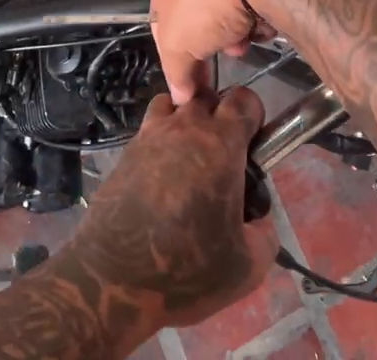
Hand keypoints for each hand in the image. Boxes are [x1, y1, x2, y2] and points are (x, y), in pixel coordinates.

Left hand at [62, 89, 279, 325]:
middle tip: (225, 155)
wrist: (112, 279)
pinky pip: (149, 130)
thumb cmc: (186, 270)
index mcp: (220, 145)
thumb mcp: (248, 266)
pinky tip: (163, 178)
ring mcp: (149, 137)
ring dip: (186, 121)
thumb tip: (258, 219)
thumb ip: (265, 233)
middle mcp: (184, 129)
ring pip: (173, 106)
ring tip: (190, 159)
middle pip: (206, 96)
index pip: (243, 99)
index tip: (253, 143)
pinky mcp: (124, 154)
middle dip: (220, 116)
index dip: (254, 115)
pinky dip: (161, 141)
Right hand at [149, 0, 276, 103]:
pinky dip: (256, 14)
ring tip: (247, 37)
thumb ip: (175, 72)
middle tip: (230, 55)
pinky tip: (263, 20)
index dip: (176, 58)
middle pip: (197, 19)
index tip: (194, 83)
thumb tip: (180, 96)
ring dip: (236, 32)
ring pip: (226, 12)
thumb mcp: (177, 45)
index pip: (162, 25)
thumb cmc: (205, 3)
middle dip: (213, 44)